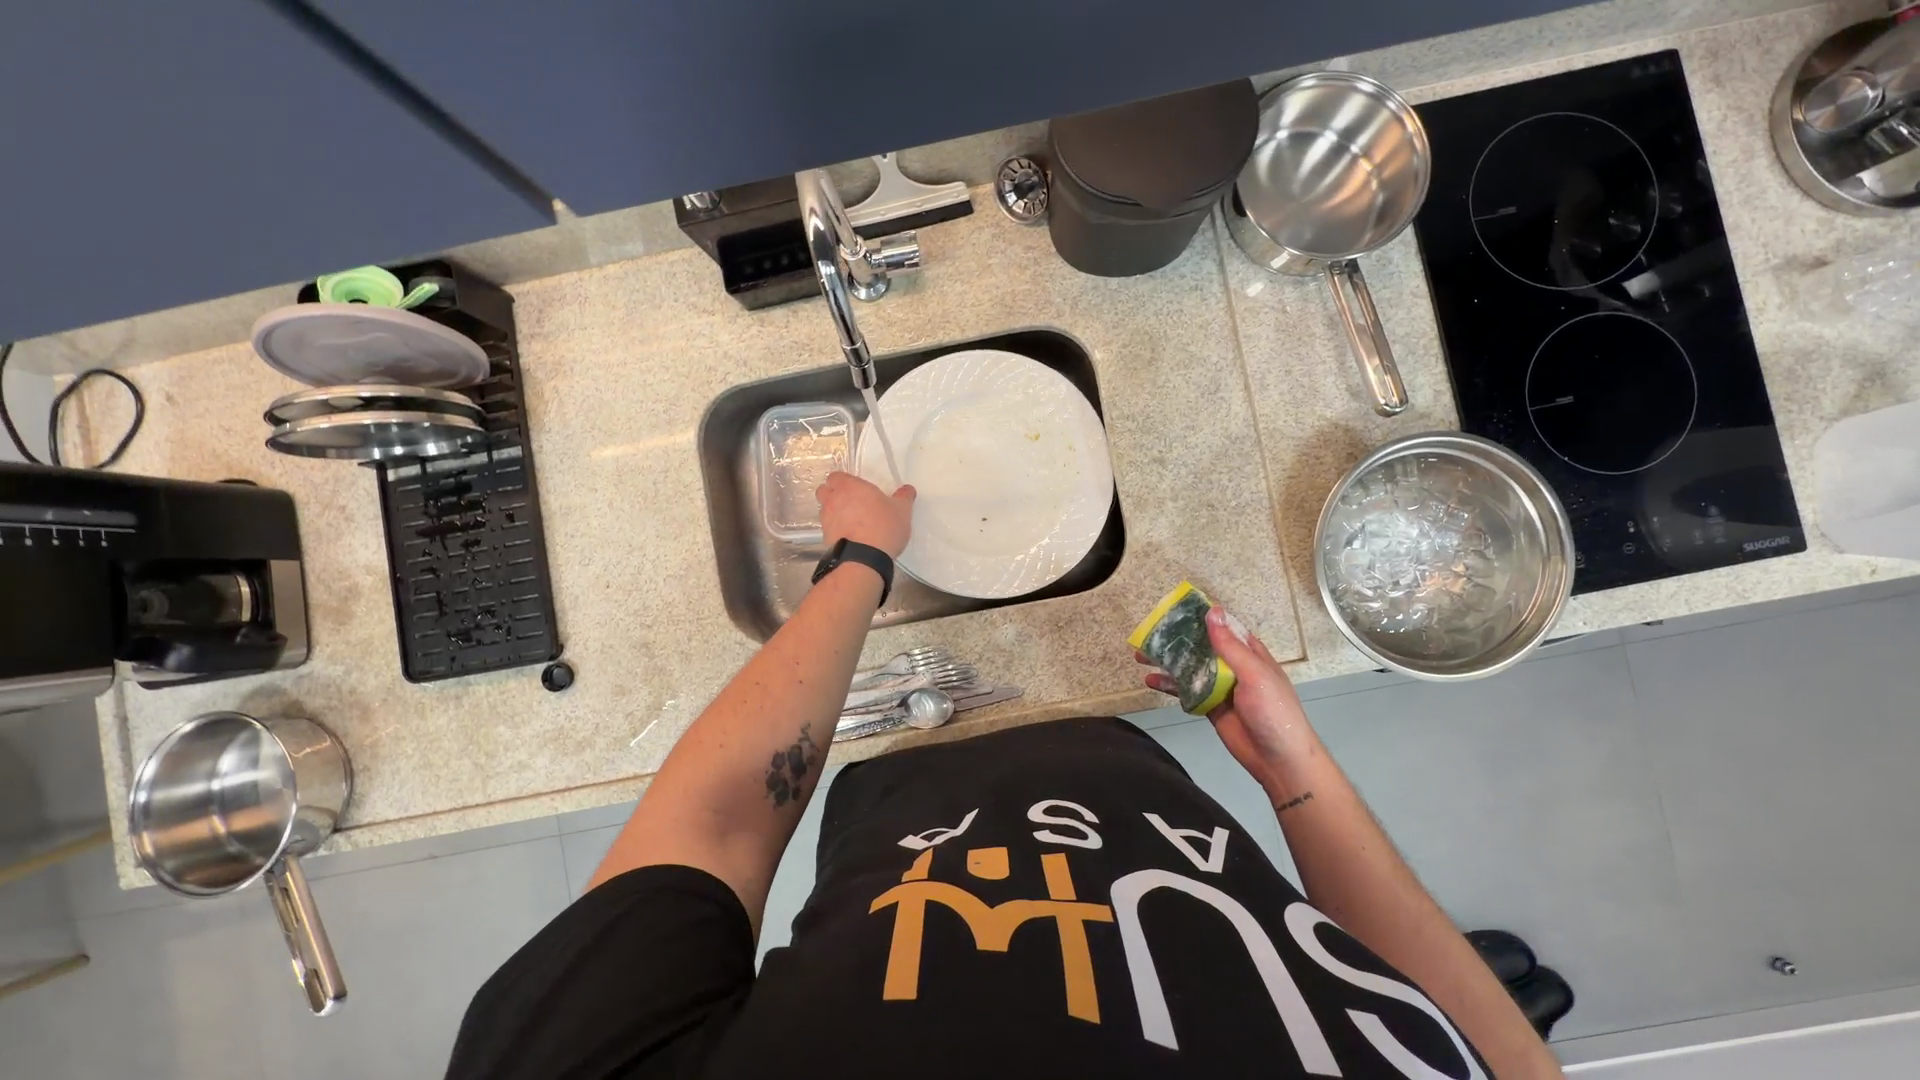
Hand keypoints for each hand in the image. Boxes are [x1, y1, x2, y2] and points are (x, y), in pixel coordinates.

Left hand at [817, 471, 915, 558]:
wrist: (864, 559)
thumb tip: (908, 490)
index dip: (844, 481)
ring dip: (833, 512)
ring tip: (850, 520)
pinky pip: (827, 528)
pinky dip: (835, 529)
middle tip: (850, 501)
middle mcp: (834, 500)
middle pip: (824, 491)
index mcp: (850, 487)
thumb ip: (904, 497)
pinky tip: (849, 535)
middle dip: (833, 494)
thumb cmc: (883, 527)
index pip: (836, 476)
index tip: (856, 488)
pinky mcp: (825, 537)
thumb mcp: (901, 511)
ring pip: (824, 509)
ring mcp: (827, 519)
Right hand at [1140, 606, 1312, 794]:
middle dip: (1176, 641)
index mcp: (1249, 653)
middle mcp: (1233, 666)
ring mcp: (1220, 687)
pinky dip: (1169, 686)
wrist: (1278, 759)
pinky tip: (1152, 682)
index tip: (1173, 610)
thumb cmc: (1274, 712)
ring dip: (1168, 662)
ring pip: (1190, 668)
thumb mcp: (1254, 674)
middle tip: (1148, 635)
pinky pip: (1186, 691)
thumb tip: (1212, 612)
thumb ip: (1230, 646)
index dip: (1200, 618)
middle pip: (1201, 647)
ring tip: (1141, 657)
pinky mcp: (1210, 706)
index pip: (1222, 628)